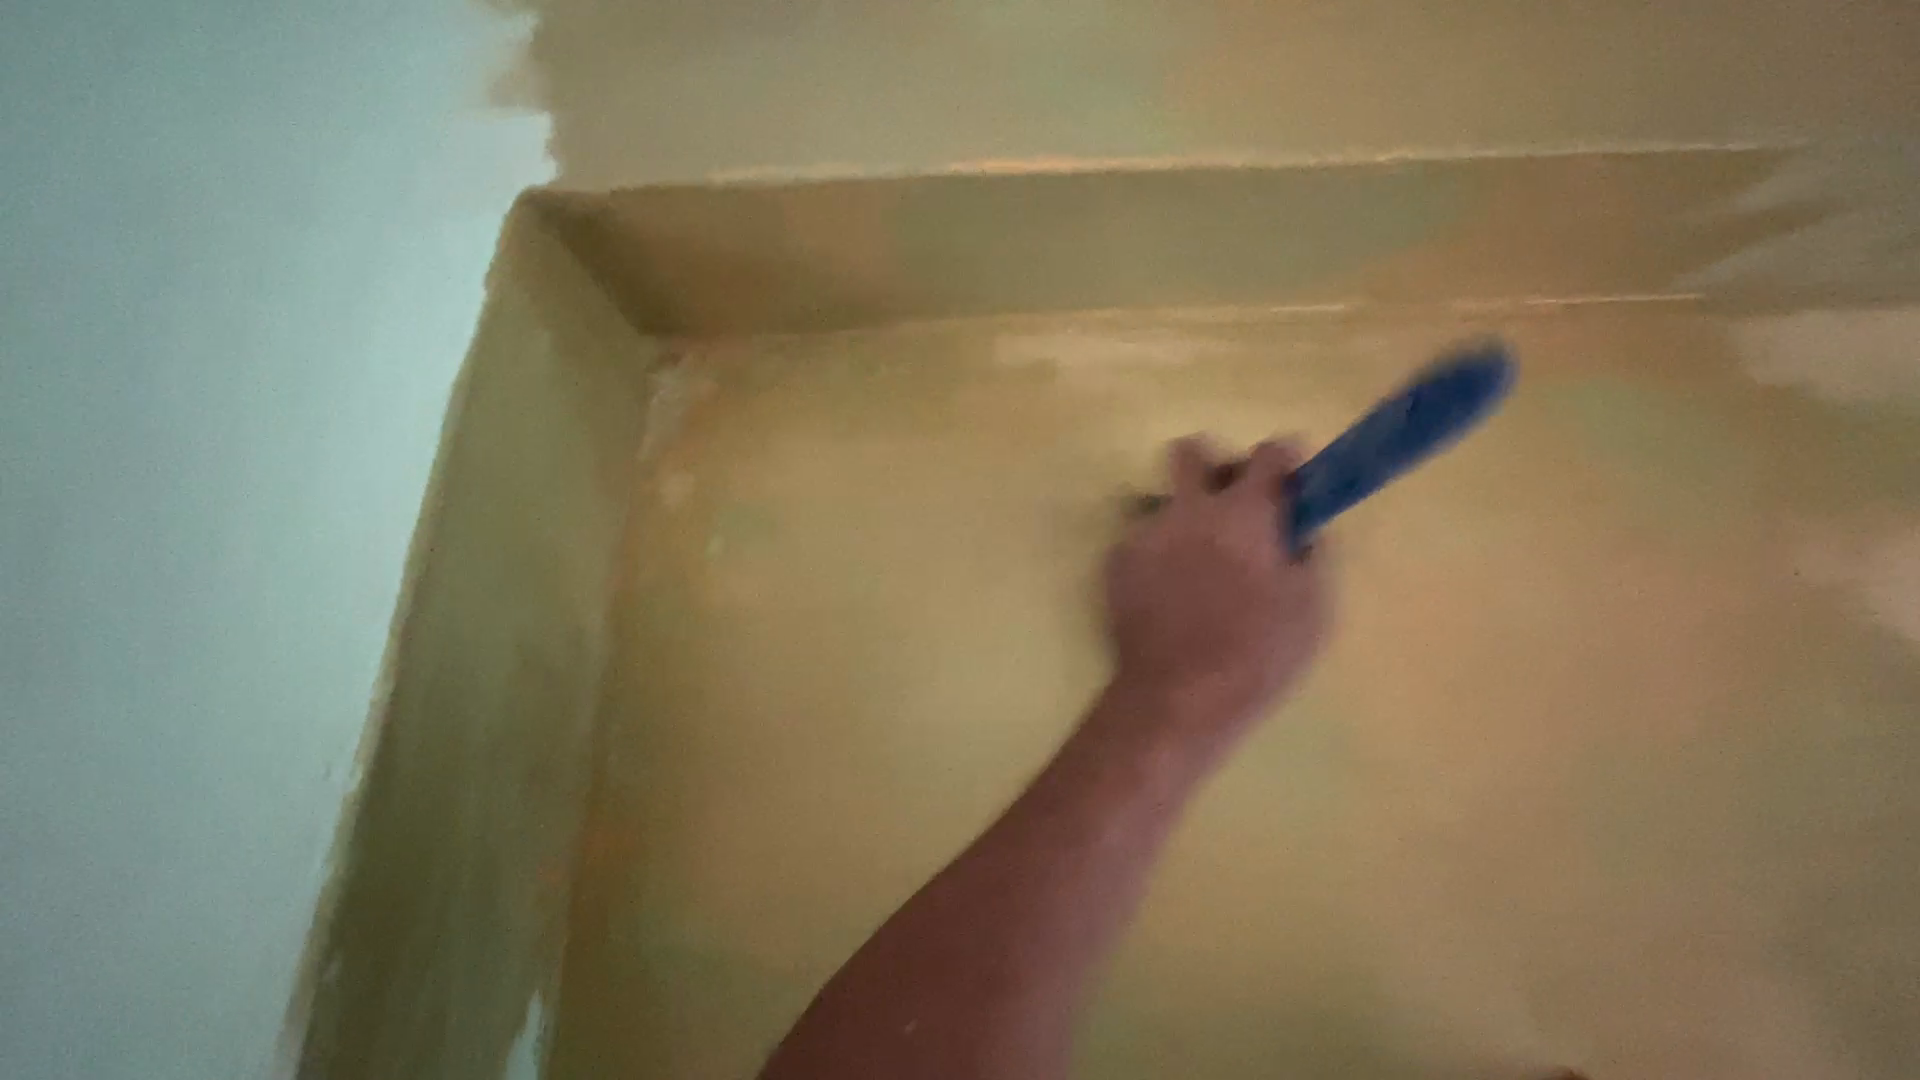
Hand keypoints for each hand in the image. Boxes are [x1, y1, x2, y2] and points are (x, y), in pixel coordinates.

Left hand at [1101, 435, 1330, 758]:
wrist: (1177, 695)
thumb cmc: (1257, 655)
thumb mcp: (1311, 607)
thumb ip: (1309, 552)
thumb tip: (1301, 526)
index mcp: (1243, 514)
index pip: (1269, 453)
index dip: (1284, 458)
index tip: (1290, 478)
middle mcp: (1188, 511)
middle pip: (1191, 452)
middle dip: (1213, 466)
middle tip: (1230, 506)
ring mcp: (1145, 535)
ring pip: (1164, 505)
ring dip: (1186, 522)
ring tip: (1196, 572)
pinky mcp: (1115, 563)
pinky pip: (1143, 542)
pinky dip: (1159, 557)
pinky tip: (1169, 596)